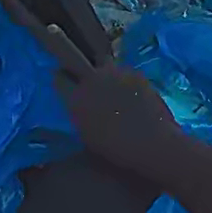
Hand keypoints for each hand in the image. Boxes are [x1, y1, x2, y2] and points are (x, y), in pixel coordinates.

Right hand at [56, 65, 191, 180]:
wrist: (151, 143)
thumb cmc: (116, 149)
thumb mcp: (87, 134)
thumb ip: (81, 114)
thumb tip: (82, 105)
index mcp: (75, 98)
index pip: (60, 78)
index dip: (63, 80)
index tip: (68, 84)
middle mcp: (91, 79)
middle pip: (80, 64)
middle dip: (83, 71)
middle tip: (91, 84)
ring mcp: (115, 73)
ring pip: (104, 64)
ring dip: (106, 73)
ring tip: (115, 88)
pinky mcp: (135, 72)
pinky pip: (125, 71)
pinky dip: (126, 79)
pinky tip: (134, 93)